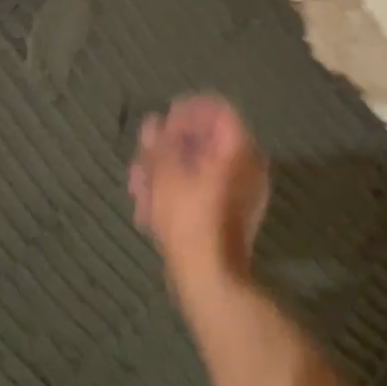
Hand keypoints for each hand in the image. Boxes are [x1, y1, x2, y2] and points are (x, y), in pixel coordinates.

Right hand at [129, 93, 270, 282]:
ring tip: (138, 188)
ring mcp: (243, 193)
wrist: (210, 275)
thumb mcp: (165, 175)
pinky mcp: (232, 216)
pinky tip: (150, 209)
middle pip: (206, 142)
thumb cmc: (188, 219)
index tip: (161, 122)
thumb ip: (160, 143)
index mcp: (239, 149)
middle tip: (143, 159)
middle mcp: (248, 166)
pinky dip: (179, 193)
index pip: (217, 110)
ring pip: (200, 169)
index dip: (186, 111)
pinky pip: (205, 191)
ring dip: (167, 173)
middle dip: (169, 148)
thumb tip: (154, 123)